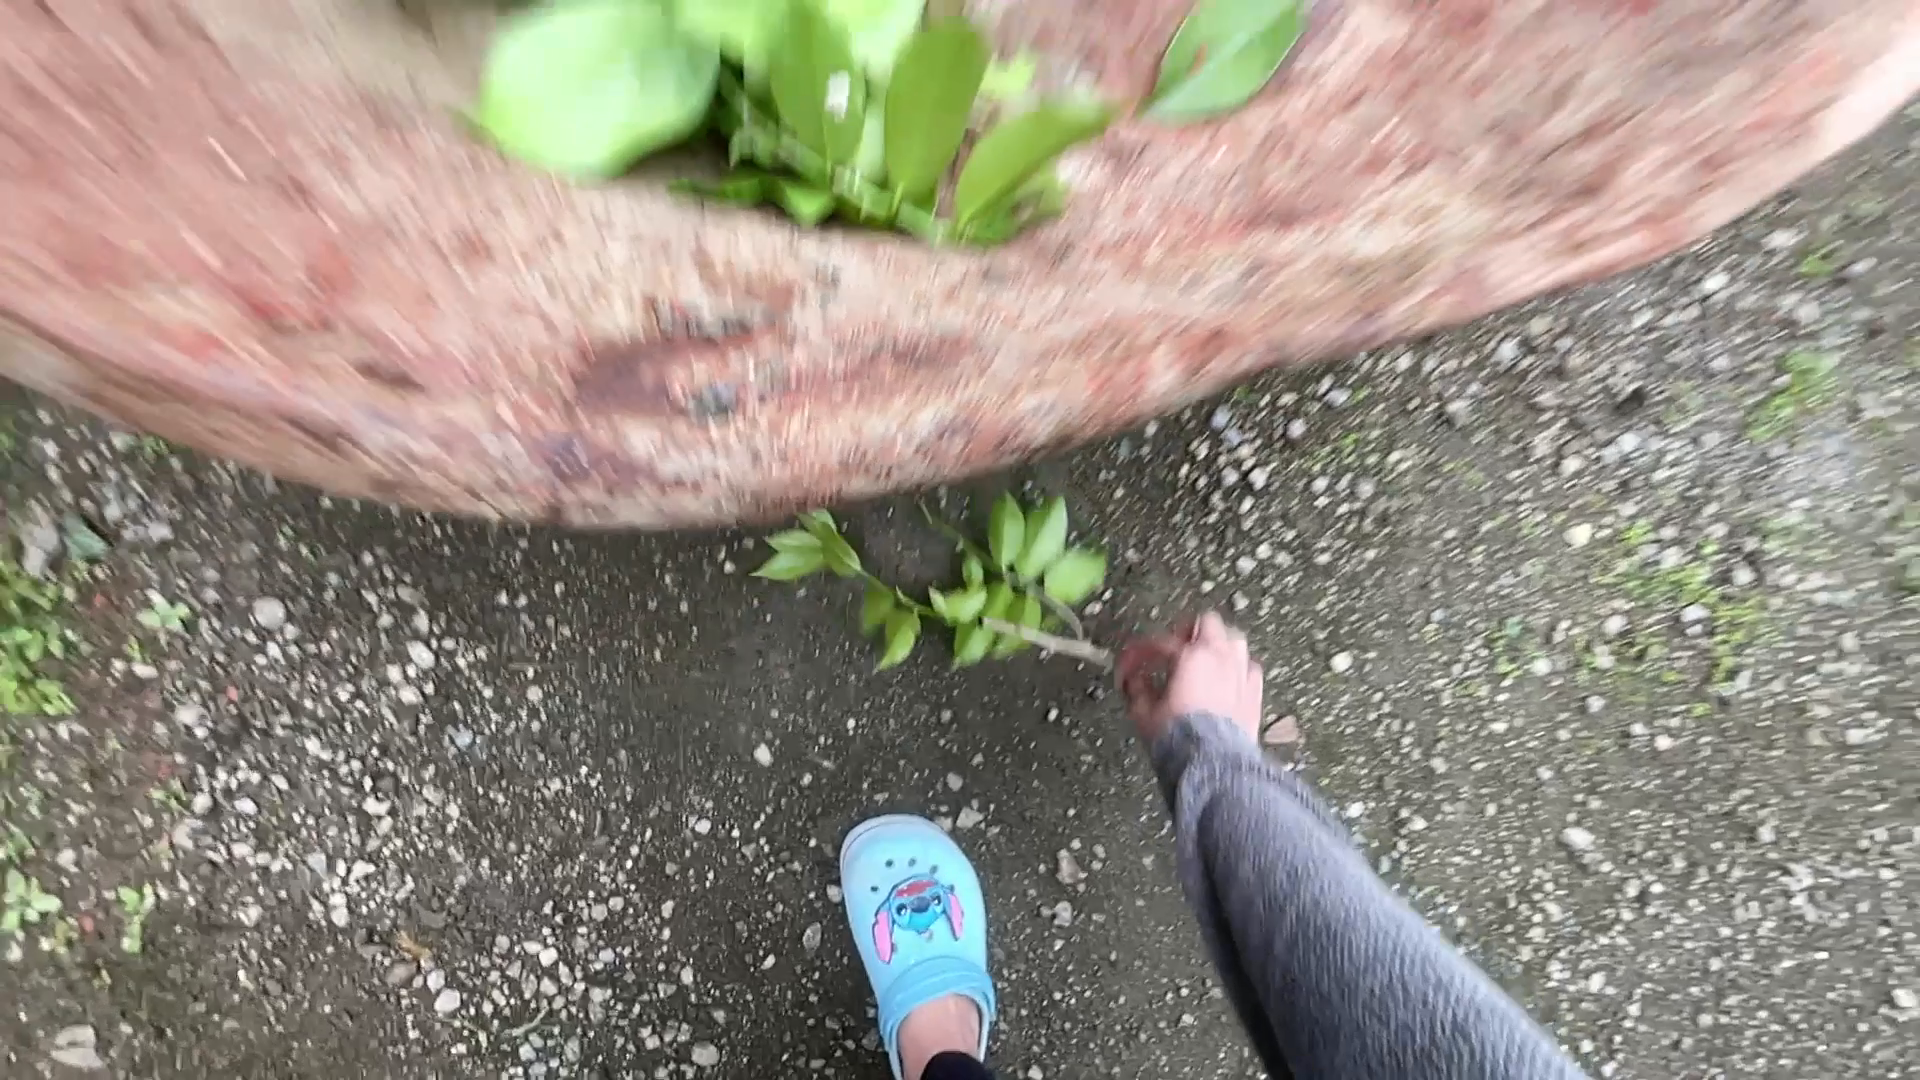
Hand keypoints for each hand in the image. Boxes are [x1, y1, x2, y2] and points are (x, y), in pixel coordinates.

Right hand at [1116, 612, 1262, 744]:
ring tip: (1203, 658)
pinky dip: (1237, 668)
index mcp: (1189, 656)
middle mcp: (1218, 657)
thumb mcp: (1144, 713)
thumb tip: (1135, 681)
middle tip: (1174, 646)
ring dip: (1217, 644)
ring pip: (1234, 639)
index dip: (1141, 652)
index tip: (1131, 665)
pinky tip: (1227, 681)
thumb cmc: (1178, 738)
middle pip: (1207, 622)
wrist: (1212, 765)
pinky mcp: (1255, 692)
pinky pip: (1249, 667)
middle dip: (1188, 631)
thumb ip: (1137, 689)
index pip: (1160, 642)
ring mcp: (1241, 673)